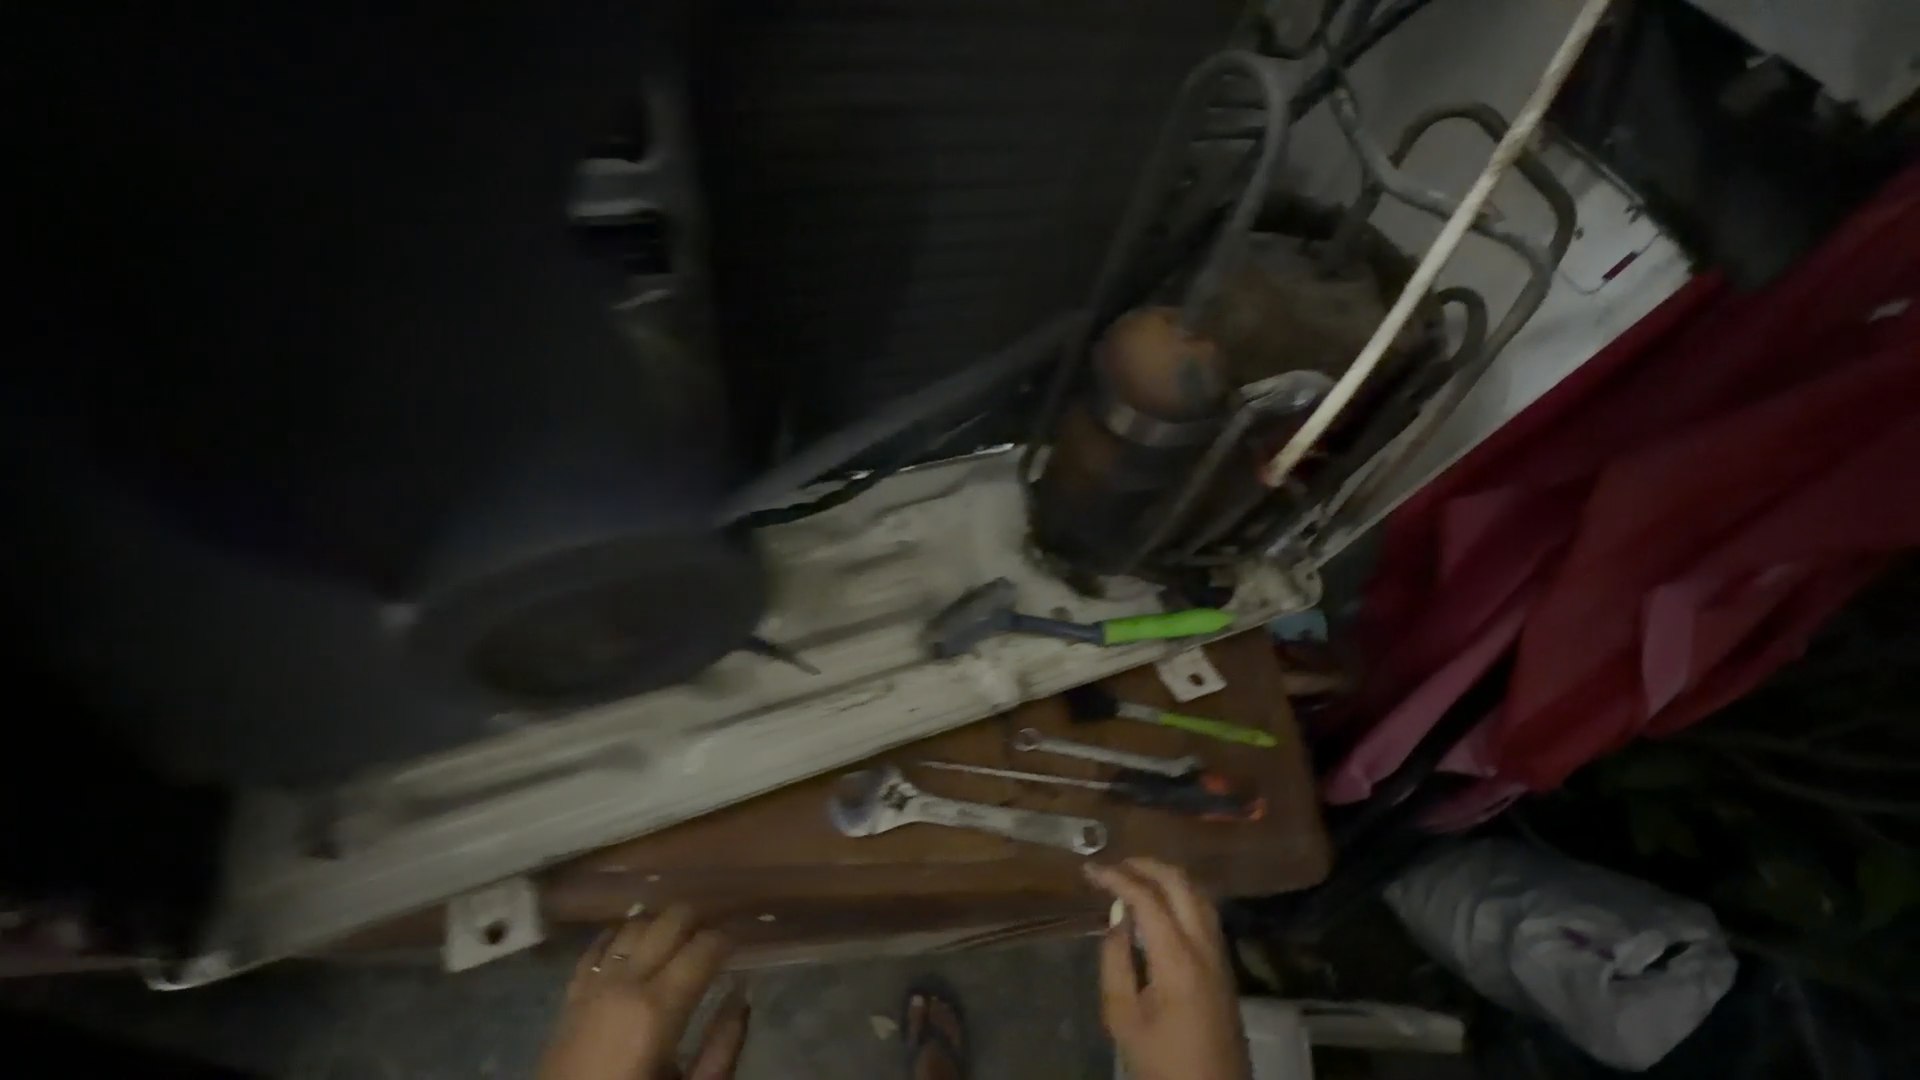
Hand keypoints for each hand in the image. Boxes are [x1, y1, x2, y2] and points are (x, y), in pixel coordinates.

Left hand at [538, 906, 748, 1079]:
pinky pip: (598, 945)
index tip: (752, 936)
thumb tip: (742, 997)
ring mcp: (594, 985)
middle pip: (672, 919)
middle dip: (702, 918)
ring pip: (636, 924)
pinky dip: (621, 934)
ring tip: (682, 938)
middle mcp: (627, 982)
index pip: (707, 945)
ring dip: (663, 923)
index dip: (734, 934)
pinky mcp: (571, 995)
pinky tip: (636, 942)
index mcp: (659, 1008)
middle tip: (719, 934)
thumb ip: (722, 1047)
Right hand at [1084, 859, 1248, 1079]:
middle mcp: (1204, 946)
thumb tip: (1117, 919)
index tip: (1090, 870)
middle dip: (1146, 865)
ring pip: (1199, 893)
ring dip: (1167, 876)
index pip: (1147, 898)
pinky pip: (1205, 912)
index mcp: (1177, 959)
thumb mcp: (1123, 1018)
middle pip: (1180, 884)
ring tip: (1134, 876)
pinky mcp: (1225, 966)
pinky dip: (1181, 894)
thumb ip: (1115, 961)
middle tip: (1114, 865)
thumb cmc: (1162, 1063)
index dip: (1117, 877)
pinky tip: (1161, 902)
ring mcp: (1220, 954)